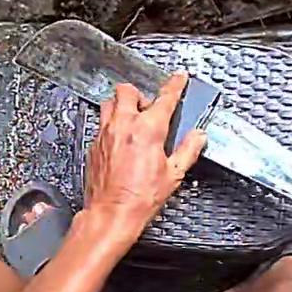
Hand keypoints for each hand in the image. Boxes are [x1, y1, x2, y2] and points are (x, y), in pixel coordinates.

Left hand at [83, 72, 207, 242]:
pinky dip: (111, 125)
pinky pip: (101, 124)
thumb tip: (198, 136)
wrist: (111, 213)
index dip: (175, 84)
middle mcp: (123, 125)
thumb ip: (188, 150)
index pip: (165, 97)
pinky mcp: (94, 145)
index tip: (180, 78)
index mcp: (148, 129)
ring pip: (109, 103)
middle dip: (139, 94)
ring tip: (131, 119)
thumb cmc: (140, 197)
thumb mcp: (173, 174)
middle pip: (127, 90)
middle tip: (147, 108)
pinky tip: (119, 139)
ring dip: (121, 106)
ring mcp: (105, 133)